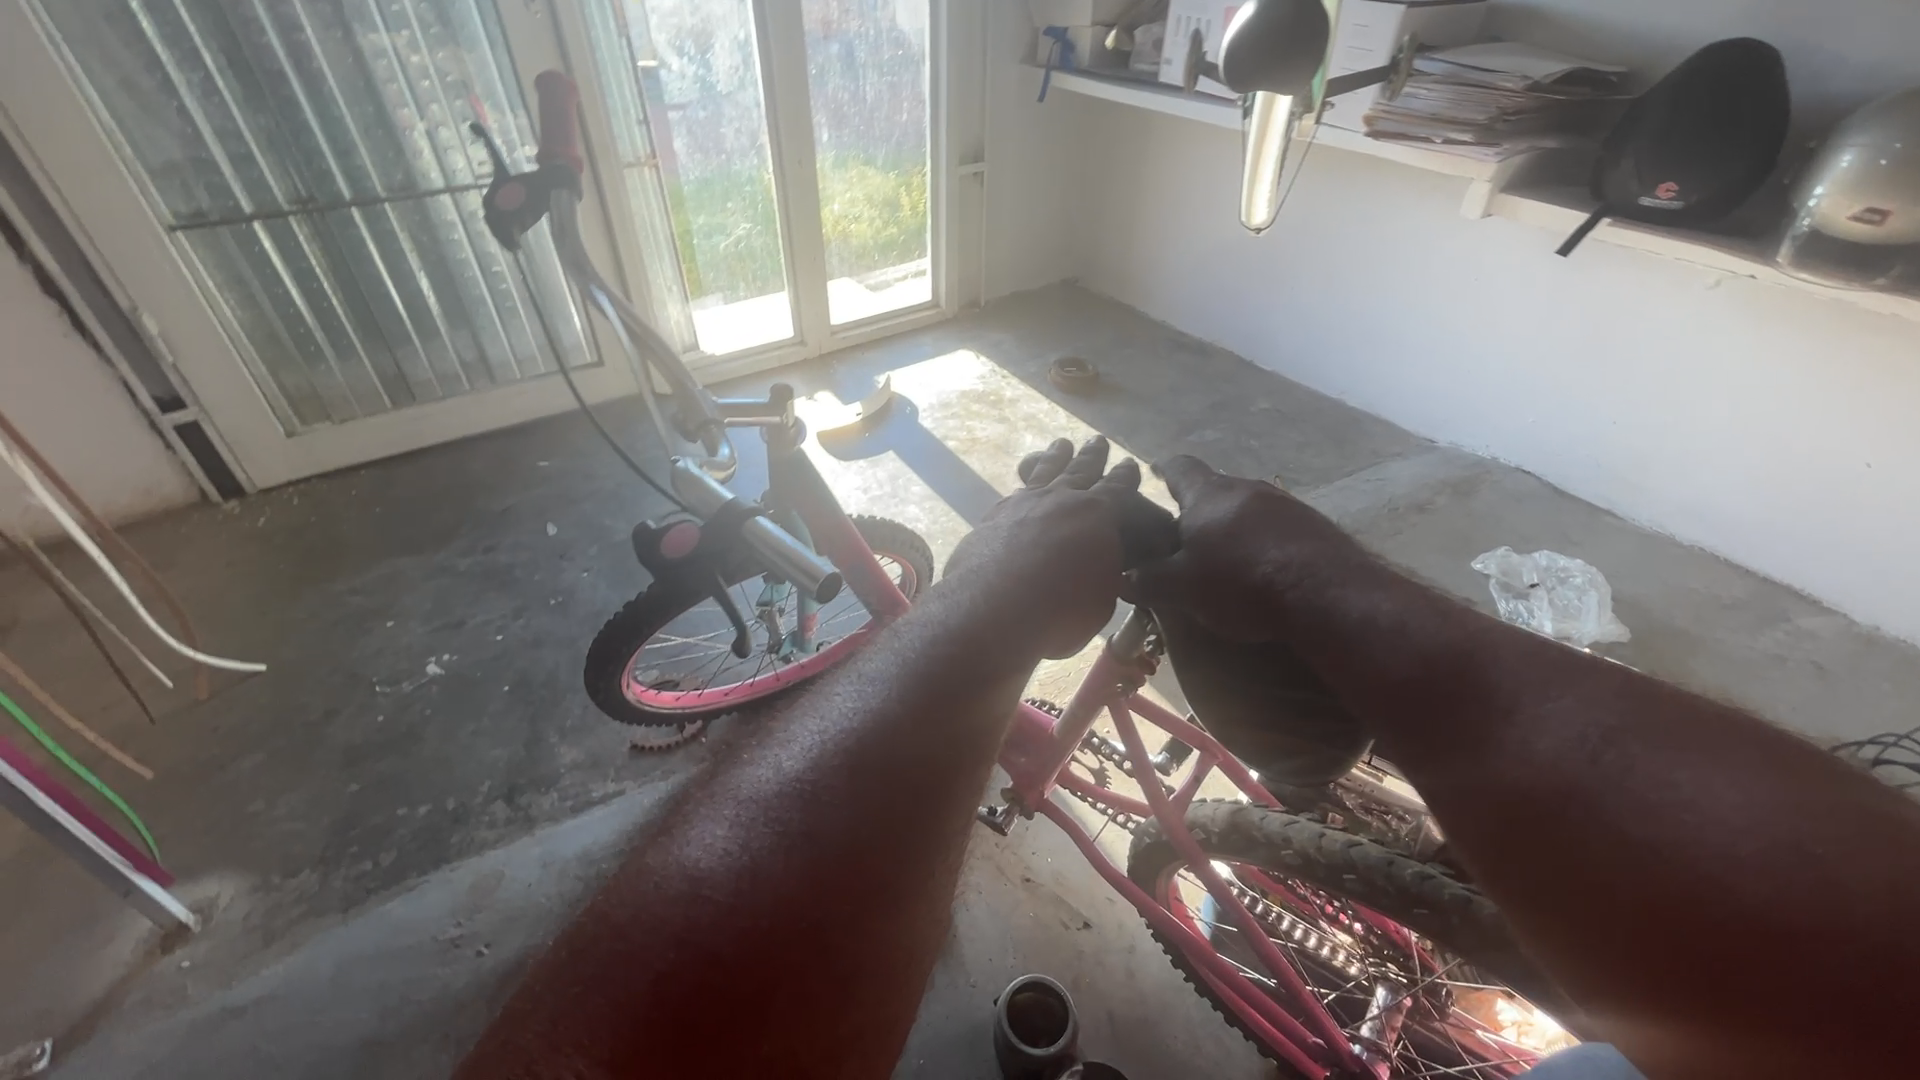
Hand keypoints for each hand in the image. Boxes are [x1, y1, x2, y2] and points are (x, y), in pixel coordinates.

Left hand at [945, 436, 1136, 658]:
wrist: (993, 609)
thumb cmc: (1061, 611)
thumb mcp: (1101, 597)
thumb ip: (1102, 573)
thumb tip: (1097, 566)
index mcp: (1097, 514)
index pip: (1117, 487)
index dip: (1124, 475)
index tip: (1129, 463)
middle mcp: (1060, 499)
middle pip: (1080, 469)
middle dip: (1092, 455)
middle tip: (1097, 441)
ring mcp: (1023, 504)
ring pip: (1044, 471)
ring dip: (1056, 457)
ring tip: (1061, 445)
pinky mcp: (992, 518)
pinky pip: (1015, 494)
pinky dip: (1024, 487)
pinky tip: (1022, 489)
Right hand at [1133, 456, 1374, 642]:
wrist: (1327, 594)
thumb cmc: (1240, 583)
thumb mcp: (1181, 588)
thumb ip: (1148, 580)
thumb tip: (1120, 576)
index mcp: (1208, 495)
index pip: (1179, 467)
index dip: (1164, 470)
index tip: (1155, 473)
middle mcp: (1246, 488)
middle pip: (1215, 491)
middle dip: (1198, 512)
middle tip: (1185, 541)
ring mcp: (1285, 504)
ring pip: (1248, 510)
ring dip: (1234, 529)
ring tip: (1226, 562)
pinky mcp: (1314, 526)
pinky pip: (1278, 529)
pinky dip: (1264, 544)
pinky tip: (1264, 573)